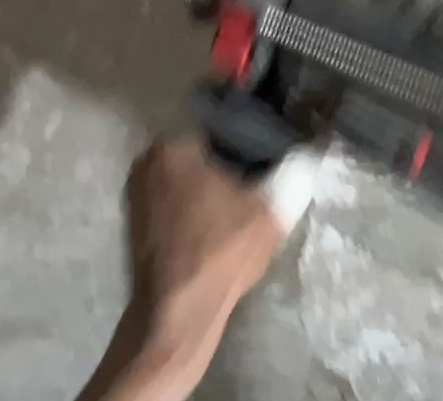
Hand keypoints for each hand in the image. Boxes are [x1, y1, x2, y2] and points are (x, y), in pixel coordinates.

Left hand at [77, 137, 319, 400]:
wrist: (179, 308)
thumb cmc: (220, 251)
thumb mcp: (269, 211)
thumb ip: (292, 174)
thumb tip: (309, 152)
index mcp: (173, 145)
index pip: (218, 133)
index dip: (246, 150)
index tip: (264, 169)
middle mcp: (147, 159)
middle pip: (199, 156)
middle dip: (224, 171)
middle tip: (252, 195)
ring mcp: (136, 189)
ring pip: (184, 180)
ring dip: (207, 191)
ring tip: (234, 216)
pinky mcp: (134, 218)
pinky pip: (171, 201)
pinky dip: (190, 210)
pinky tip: (211, 232)